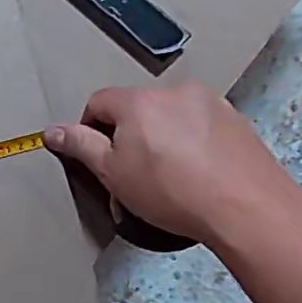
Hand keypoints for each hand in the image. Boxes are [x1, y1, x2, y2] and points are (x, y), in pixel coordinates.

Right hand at [42, 81, 301, 247]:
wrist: (246, 209)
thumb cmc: (176, 193)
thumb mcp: (112, 173)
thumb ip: (80, 146)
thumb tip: (55, 132)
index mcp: (139, 101)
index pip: (98, 102)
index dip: (89, 129)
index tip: (97, 156)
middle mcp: (175, 93)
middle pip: (135, 109)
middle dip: (127, 137)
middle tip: (130, 174)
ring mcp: (210, 104)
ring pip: (168, 118)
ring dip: (159, 141)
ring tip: (165, 179)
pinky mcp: (235, 121)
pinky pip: (198, 126)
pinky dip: (189, 145)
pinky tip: (192, 175)